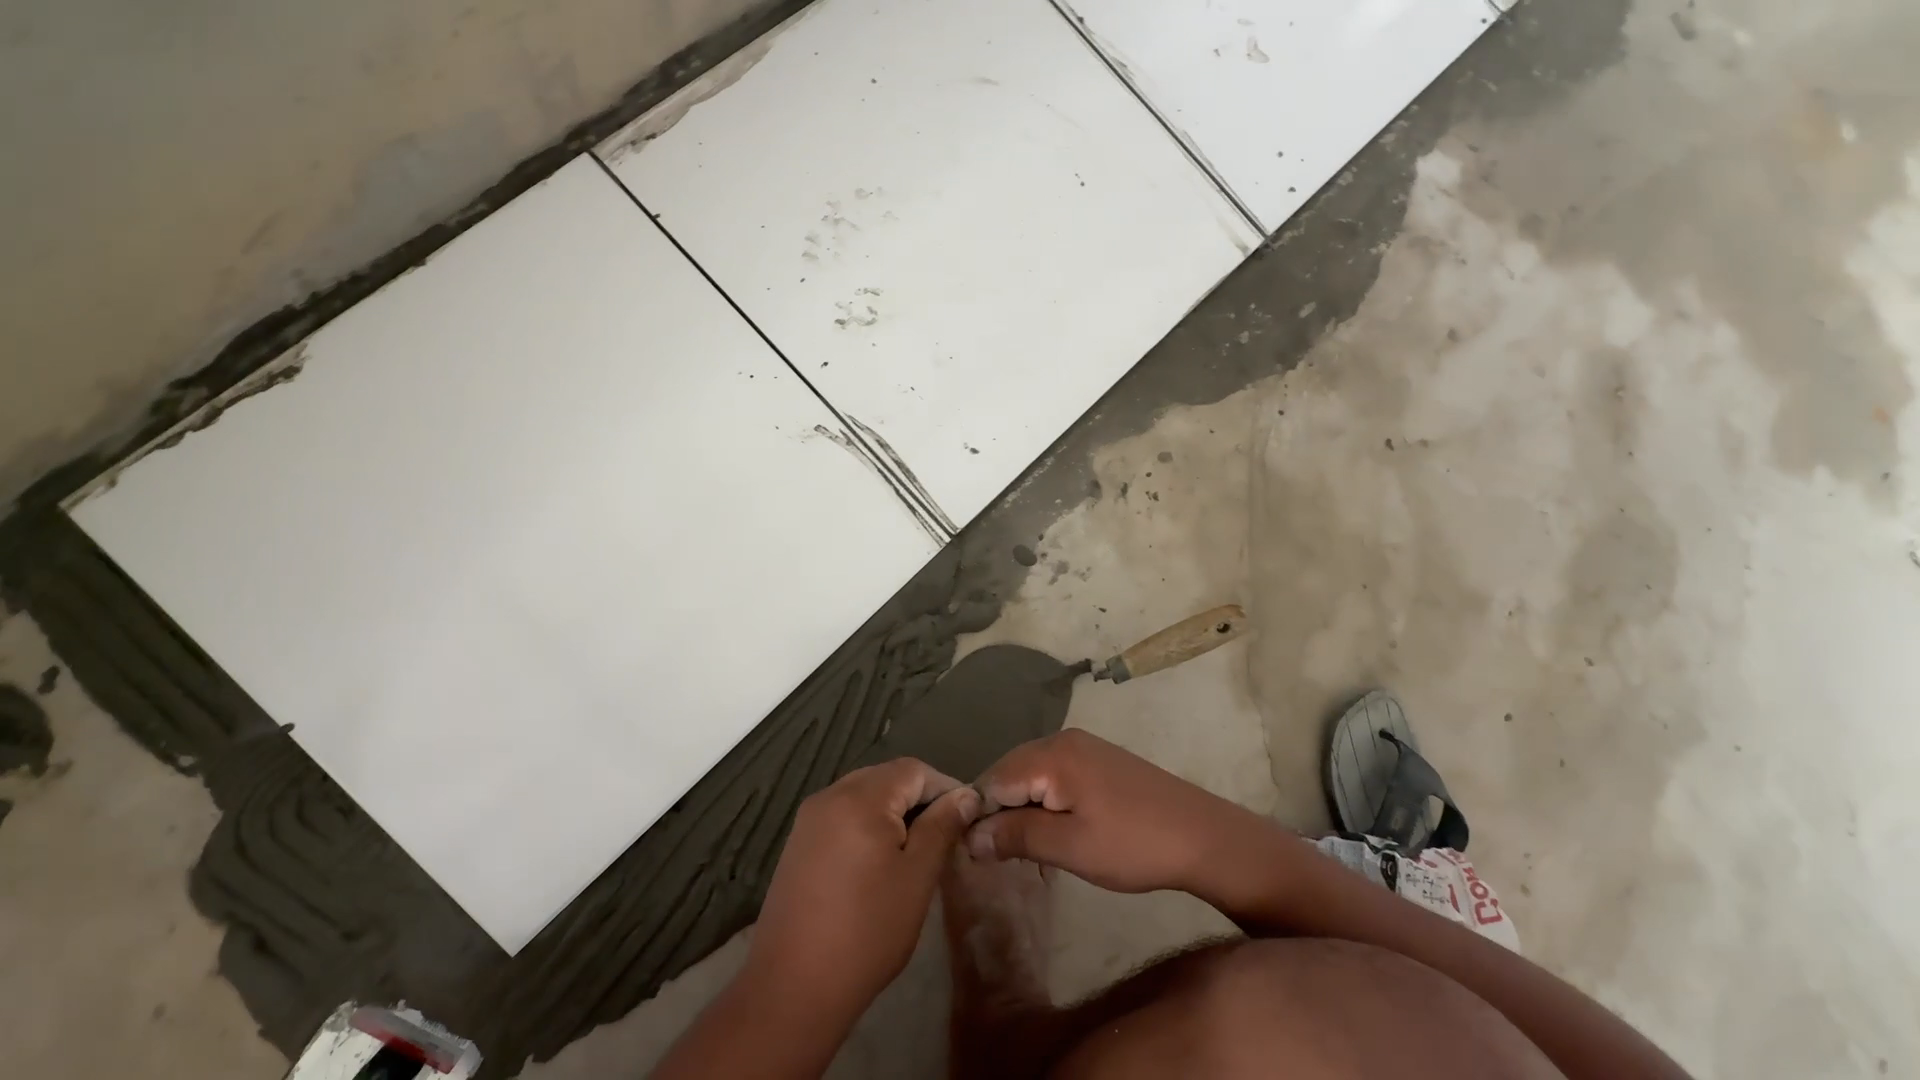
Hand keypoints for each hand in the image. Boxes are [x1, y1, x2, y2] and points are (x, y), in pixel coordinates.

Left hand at [749, 758, 980, 1009]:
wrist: (793, 986)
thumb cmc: (867, 930)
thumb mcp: (917, 877)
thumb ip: (942, 827)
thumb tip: (966, 795)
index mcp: (860, 798)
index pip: (914, 769)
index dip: (947, 788)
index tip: (968, 822)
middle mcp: (829, 796)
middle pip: (886, 778)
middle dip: (920, 799)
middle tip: (946, 838)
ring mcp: (808, 820)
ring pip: (864, 796)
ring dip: (895, 814)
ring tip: (918, 853)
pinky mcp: (798, 845)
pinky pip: (843, 817)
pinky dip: (869, 827)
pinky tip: (881, 864)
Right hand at [966, 729, 1273, 896]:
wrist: (1204, 837)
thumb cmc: (1133, 845)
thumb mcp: (1069, 847)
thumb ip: (1014, 836)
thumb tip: (969, 837)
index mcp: (1051, 755)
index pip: (990, 780)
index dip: (982, 819)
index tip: (986, 858)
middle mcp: (1062, 740)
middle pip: (1008, 774)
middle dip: (1002, 814)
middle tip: (1010, 859)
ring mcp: (1083, 747)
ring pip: (1031, 777)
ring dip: (1024, 812)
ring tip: (1034, 851)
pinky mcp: (1099, 760)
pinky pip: (1054, 777)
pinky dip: (1046, 804)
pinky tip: (1058, 833)